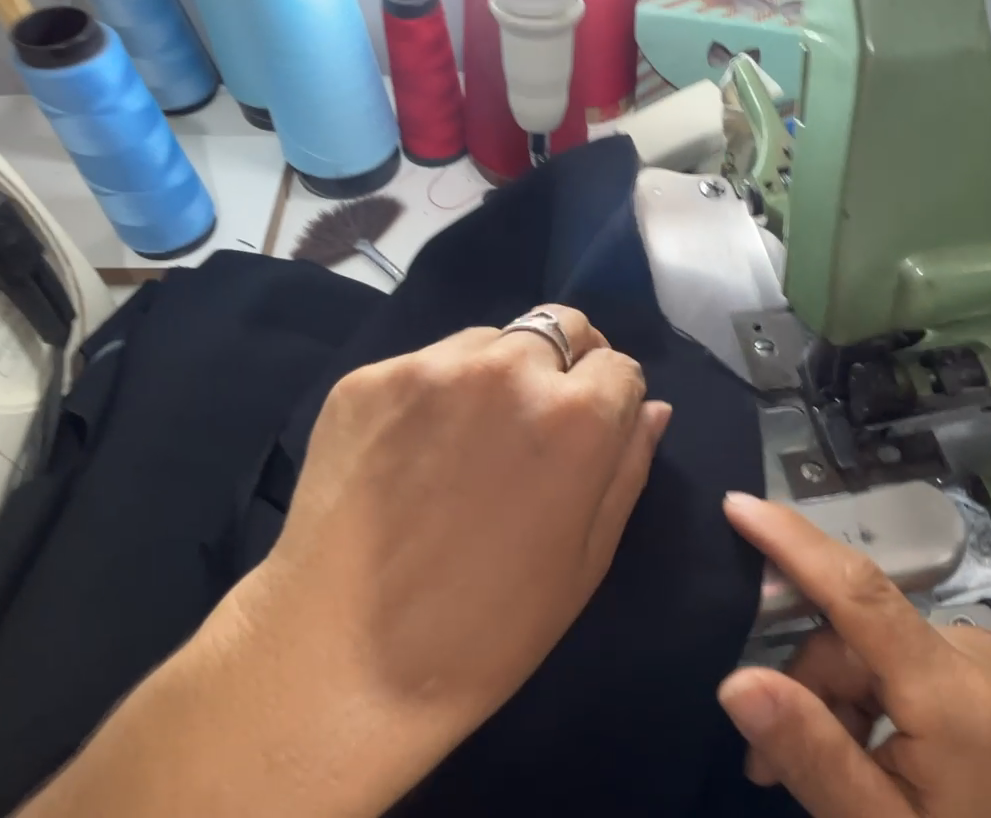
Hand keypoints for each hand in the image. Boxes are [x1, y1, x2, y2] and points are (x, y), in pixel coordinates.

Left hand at [18, 306, 670, 817]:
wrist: (340, 662)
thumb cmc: (487, 629)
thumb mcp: (586, 561)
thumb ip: (627, 468)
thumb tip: (650, 407)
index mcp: (575, 415)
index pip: (619, 366)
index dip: (612, 401)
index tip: (591, 436)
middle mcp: (507, 369)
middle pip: (561, 328)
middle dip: (564, 367)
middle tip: (535, 427)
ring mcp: (429, 367)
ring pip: (492, 339)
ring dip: (500, 372)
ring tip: (469, 440)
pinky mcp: (368, 378)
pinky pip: (427, 364)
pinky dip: (437, 392)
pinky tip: (415, 451)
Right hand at [717, 493, 990, 817]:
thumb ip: (811, 754)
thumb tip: (735, 681)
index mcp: (950, 691)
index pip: (858, 590)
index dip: (793, 542)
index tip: (737, 505)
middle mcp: (967, 653)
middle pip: (850, 638)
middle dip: (803, 690)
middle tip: (766, 769)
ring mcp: (978, 661)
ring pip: (867, 654)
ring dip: (830, 703)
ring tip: (813, 777)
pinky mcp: (979, 676)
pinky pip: (895, 668)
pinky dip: (863, 705)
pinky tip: (858, 758)